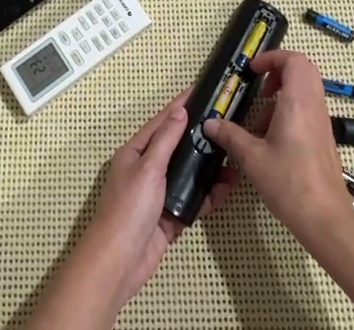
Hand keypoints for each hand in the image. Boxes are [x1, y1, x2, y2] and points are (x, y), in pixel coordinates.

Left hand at [81, 94, 237, 310]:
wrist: (119, 263)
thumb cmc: (129, 209)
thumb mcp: (148, 169)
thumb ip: (165, 141)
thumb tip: (180, 112)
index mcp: (135, 153)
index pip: (161, 122)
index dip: (180, 106)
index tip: (200, 91)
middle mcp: (147, 170)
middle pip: (177, 148)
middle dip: (200, 138)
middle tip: (227, 125)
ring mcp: (159, 194)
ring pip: (188, 175)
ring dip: (208, 169)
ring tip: (233, 160)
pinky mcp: (170, 217)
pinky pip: (192, 200)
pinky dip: (208, 195)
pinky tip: (226, 189)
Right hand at [203, 50, 352, 237]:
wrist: (325, 217)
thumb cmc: (289, 183)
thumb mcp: (253, 159)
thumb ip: (230, 136)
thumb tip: (210, 123)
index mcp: (298, 102)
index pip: (294, 60)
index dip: (272, 57)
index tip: (252, 71)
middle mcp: (314, 106)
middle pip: (304, 69)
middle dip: (279, 71)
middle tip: (260, 88)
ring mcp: (322, 122)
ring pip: (307, 89)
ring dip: (284, 93)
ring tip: (261, 120)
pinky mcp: (324, 138)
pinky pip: (309, 108)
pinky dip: (290, 110)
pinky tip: (273, 138)